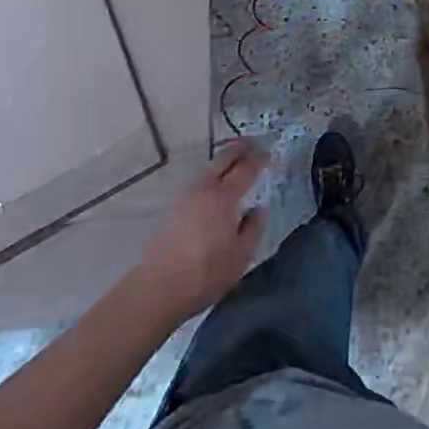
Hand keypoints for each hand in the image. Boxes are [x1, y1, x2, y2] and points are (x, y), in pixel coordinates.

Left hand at [130, 139, 268, 322]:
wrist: (160, 286)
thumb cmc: (206, 273)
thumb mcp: (241, 256)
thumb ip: (253, 228)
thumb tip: (259, 209)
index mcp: (224, 198)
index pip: (245, 170)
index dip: (258, 159)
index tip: (268, 152)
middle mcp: (204, 189)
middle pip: (223, 159)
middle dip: (239, 147)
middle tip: (253, 141)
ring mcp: (186, 196)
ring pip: (208, 167)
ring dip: (224, 158)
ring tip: (236, 158)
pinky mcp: (175, 206)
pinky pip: (199, 179)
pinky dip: (212, 172)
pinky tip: (216, 182)